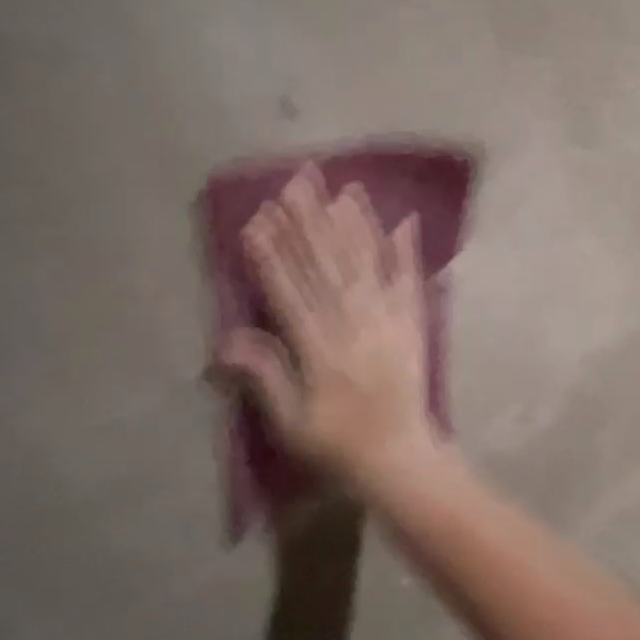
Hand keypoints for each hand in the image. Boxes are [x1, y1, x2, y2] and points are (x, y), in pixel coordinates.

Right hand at [214, 165, 444, 480]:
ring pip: (367, 266)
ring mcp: (388, 324)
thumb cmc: (337, 445)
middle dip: (311, 222)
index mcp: (319, 350)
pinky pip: (409, 284)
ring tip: (341, 188)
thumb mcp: (291, 422)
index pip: (290, 292)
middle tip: (298, 180)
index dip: (273, 253)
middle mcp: (354, 327)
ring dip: (353, 225)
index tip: (259, 215)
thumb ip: (264, 376)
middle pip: (328, 267)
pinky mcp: (413, 327)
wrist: (400, 458)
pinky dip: (406, 253)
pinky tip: (403, 221)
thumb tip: (226, 338)